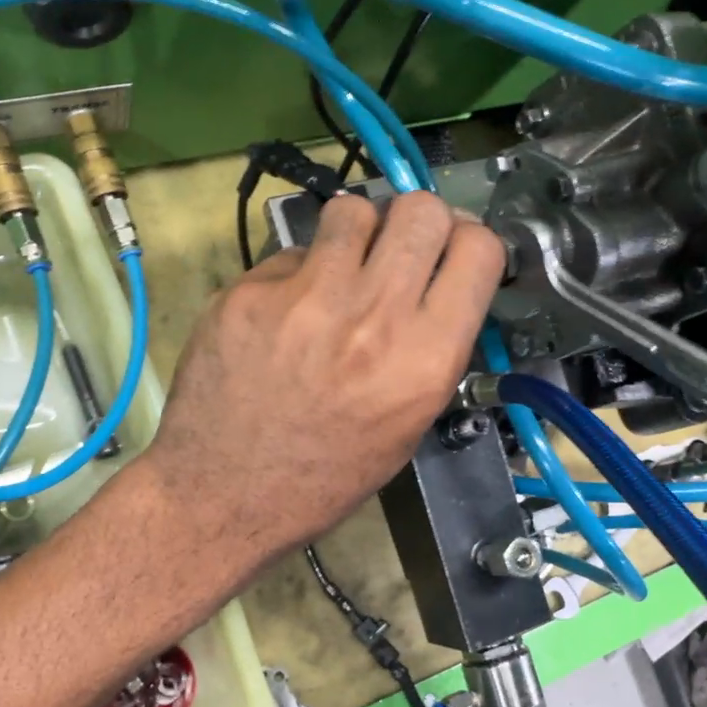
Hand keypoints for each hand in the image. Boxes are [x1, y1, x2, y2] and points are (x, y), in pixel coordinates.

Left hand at [140, 191, 502, 556]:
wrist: (227, 496)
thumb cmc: (325, 479)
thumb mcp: (407, 429)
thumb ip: (431, 352)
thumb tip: (435, 291)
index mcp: (425, 360)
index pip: (479, 250)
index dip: (471, 244)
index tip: (454, 253)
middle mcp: (374, 316)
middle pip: (422, 209)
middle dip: (419, 224)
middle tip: (400, 252)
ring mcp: (307, 297)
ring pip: (354, 210)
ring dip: (357, 233)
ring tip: (342, 270)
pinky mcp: (251, 291)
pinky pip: (292, 252)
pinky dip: (298, 272)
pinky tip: (287, 312)